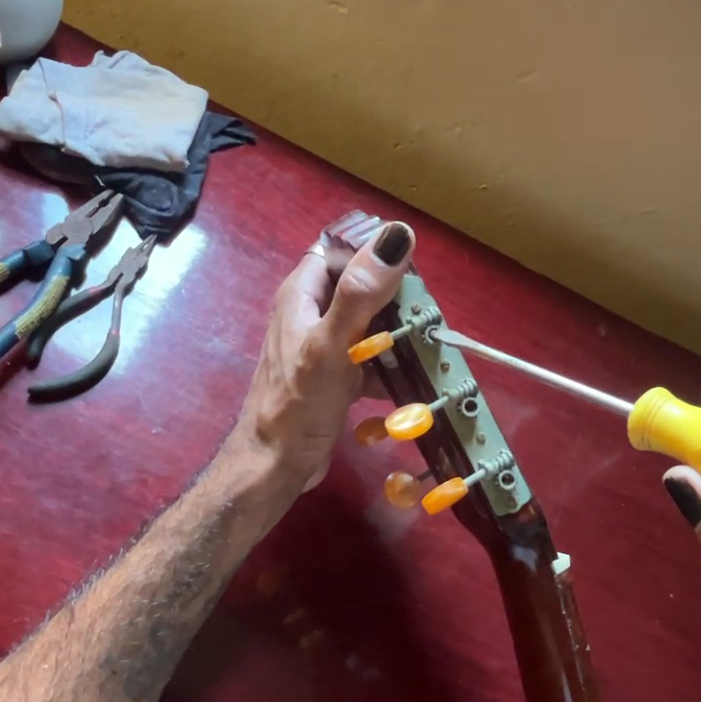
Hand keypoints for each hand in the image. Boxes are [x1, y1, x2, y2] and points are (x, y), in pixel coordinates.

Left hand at [230, 222, 413, 489]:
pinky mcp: (332, 375)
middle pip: (359, 287)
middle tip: (424, 316)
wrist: (276, 465)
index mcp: (300, 294)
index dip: (373, 256)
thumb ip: (361, 292)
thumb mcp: (331, 343)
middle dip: (392, 299)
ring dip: (395, 334)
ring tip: (423, 346)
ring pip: (367, 324)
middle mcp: (308, 313)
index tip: (410, 275)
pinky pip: (367, 358)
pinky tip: (407, 380)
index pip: (340, 251)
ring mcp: (320, 346)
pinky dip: (386, 366)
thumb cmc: (299, 403)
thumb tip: (397, 236)